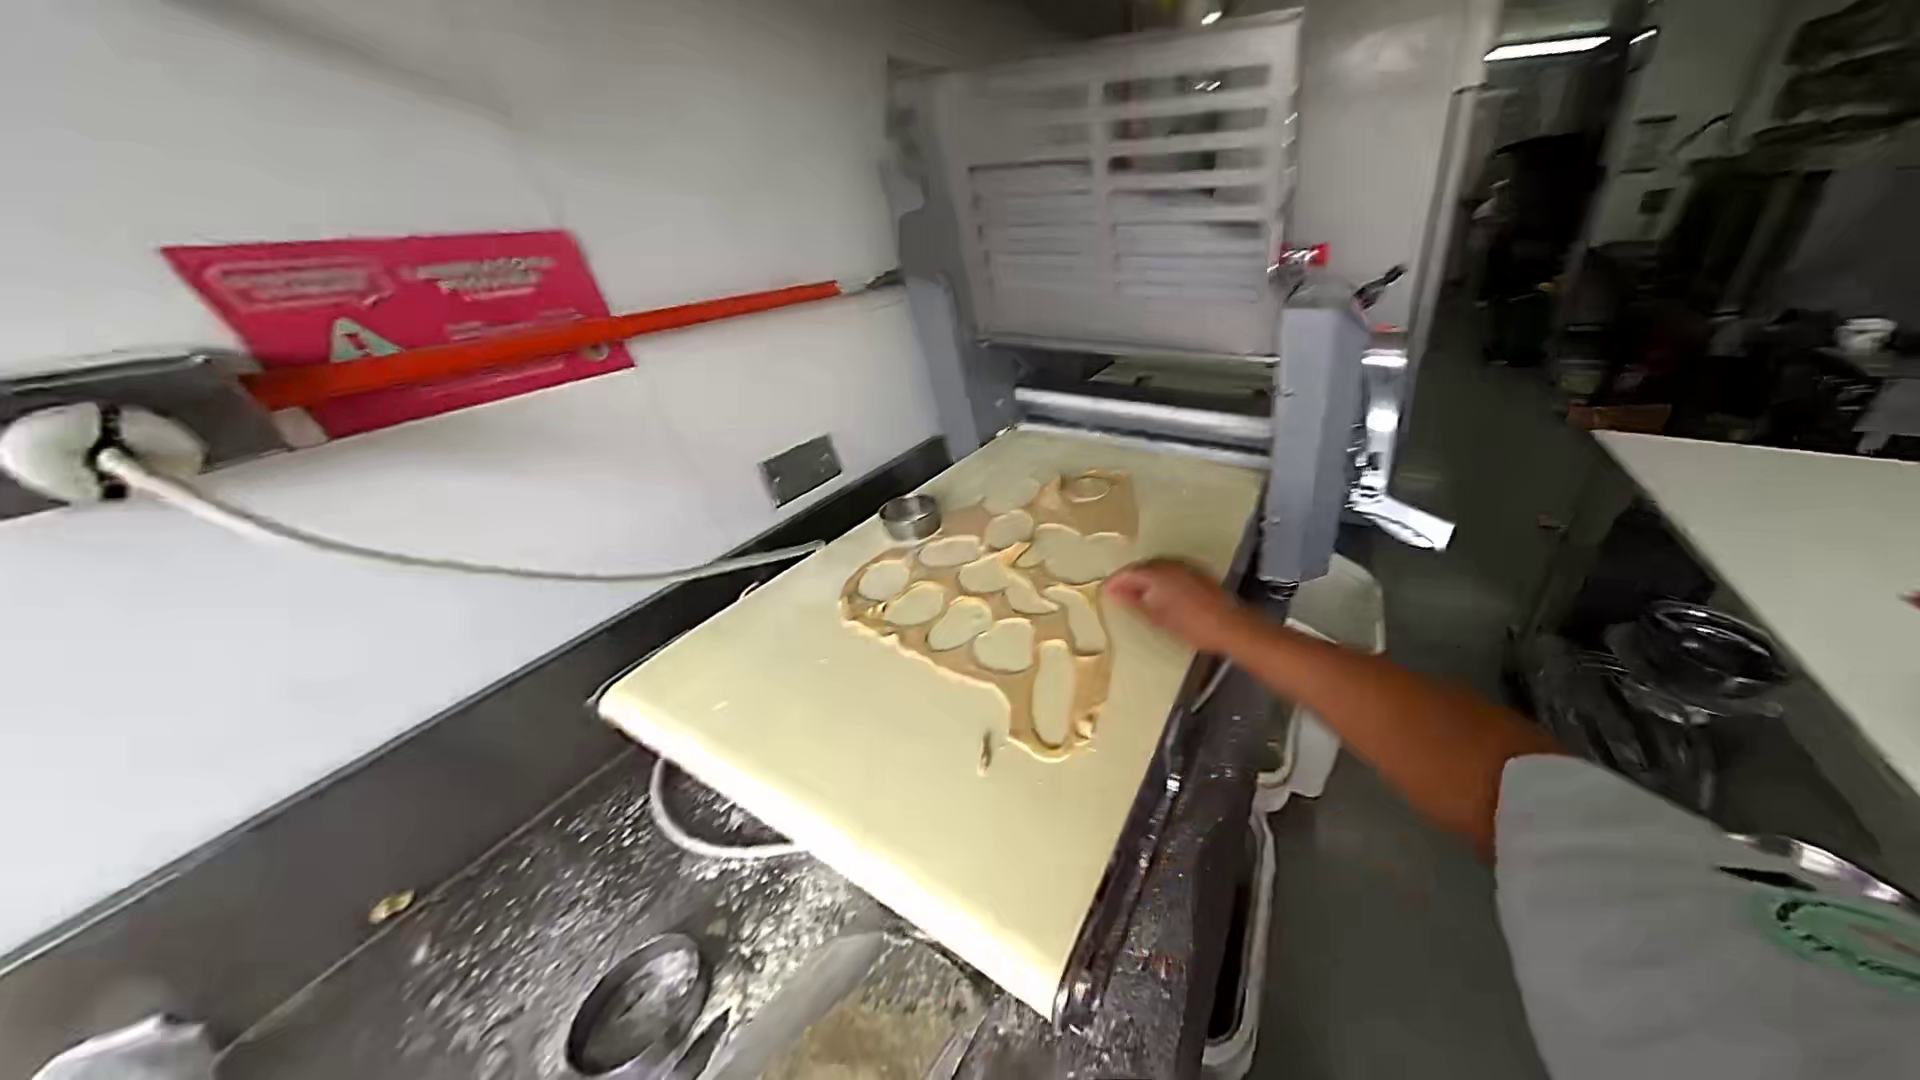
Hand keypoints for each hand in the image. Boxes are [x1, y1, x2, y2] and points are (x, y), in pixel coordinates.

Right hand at [1103, 559, 1246, 652]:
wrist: (1231, 627)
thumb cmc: (1192, 626)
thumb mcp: (1156, 618)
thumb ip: (1133, 602)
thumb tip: (1114, 593)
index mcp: (1157, 574)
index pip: (1128, 573)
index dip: (1114, 582)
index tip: (1105, 591)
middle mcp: (1170, 565)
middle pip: (1142, 566)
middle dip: (1128, 578)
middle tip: (1117, 593)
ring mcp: (1185, 567)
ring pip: (1156, 567)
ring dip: (1143, 577)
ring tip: (1135, 594)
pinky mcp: (1197, 573)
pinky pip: (1169, 570)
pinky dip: (1159, 578)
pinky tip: (1158, 593)